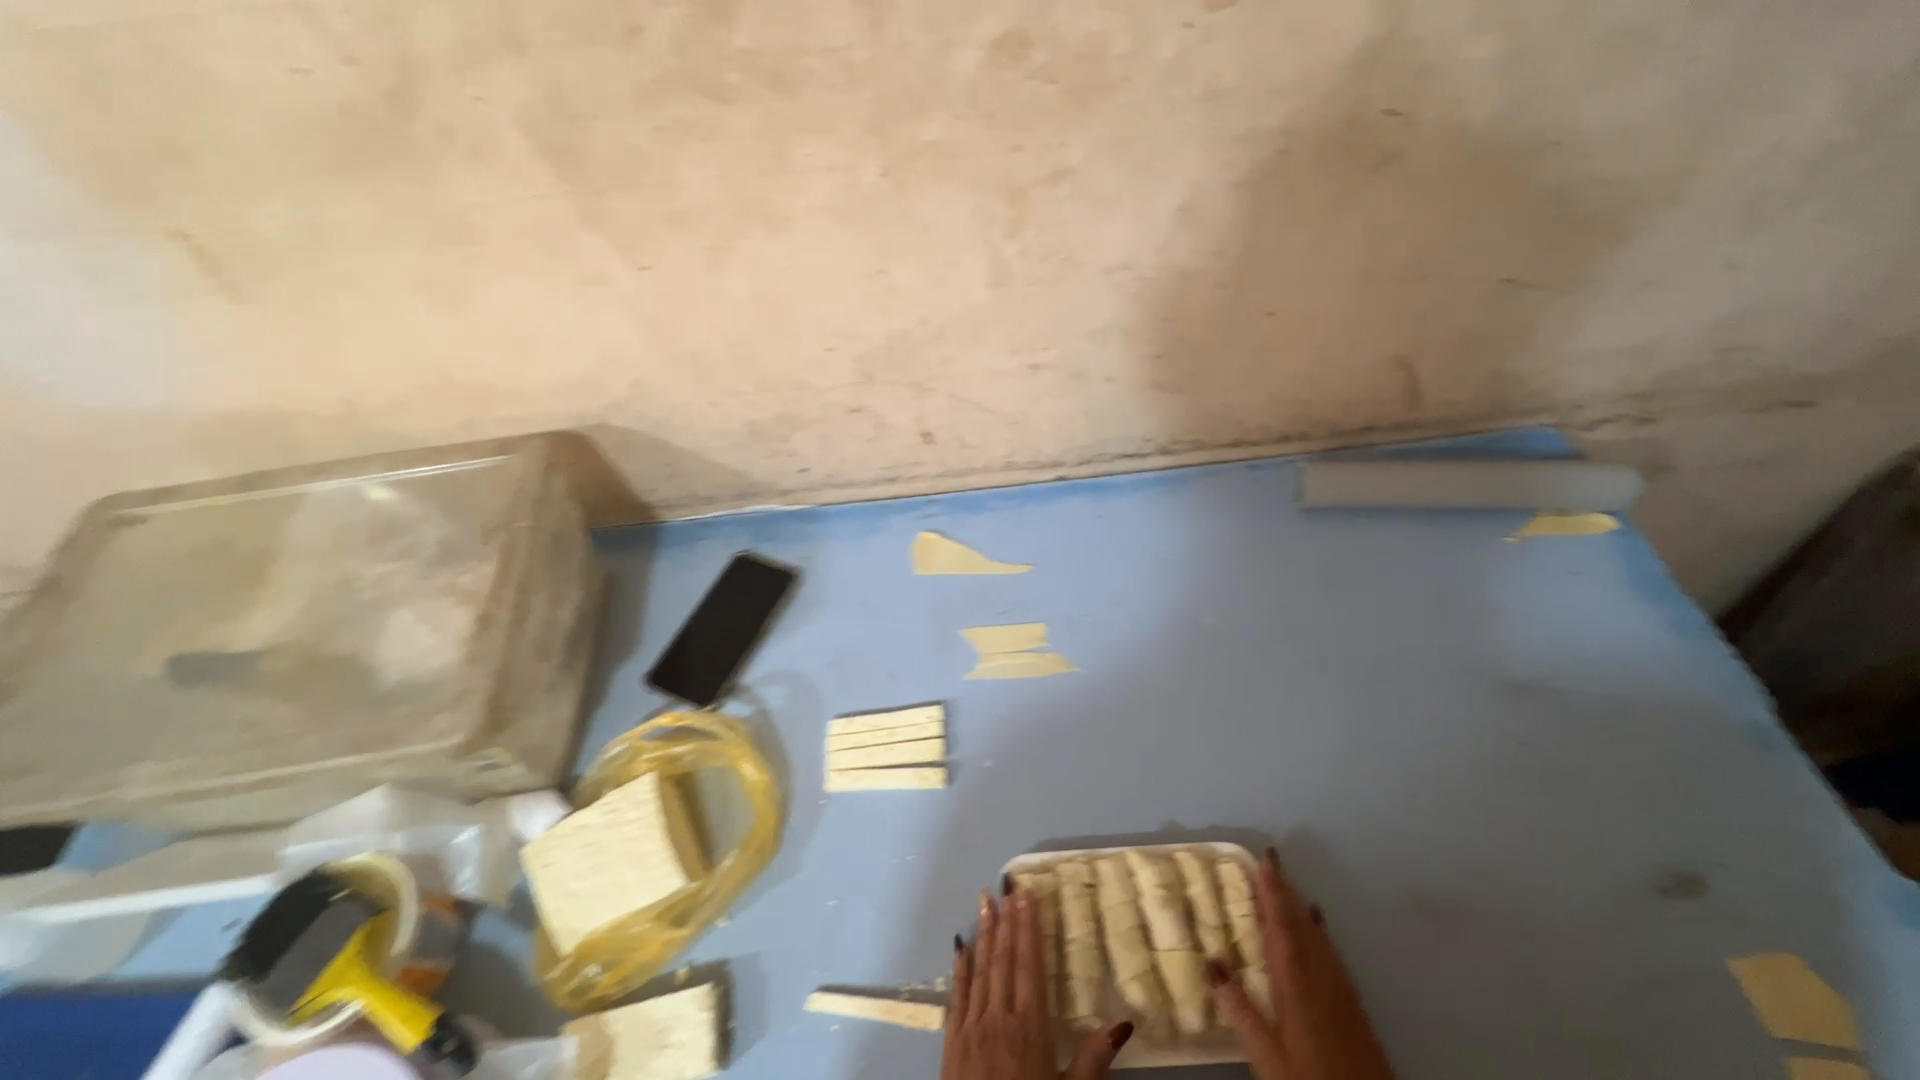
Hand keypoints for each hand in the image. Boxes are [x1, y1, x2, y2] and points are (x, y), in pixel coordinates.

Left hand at [944, 883, 1133, 1079]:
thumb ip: (1093, 1059)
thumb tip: (1124, 1022)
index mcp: (1031, 1027)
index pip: (1030, 966)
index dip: (1029, 928)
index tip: (1029, 896)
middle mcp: (1000, 1017)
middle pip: (1004, 959)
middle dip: (1007, 921)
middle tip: (1007, 886)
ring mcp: (972, 1026)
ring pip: (980, 969)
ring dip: (984, 933)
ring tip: (985, 900)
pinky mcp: (951, 1040)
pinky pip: (957, 995)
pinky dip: (960, 967)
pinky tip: (960, 945)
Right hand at [1207, 848, 1394, 1079]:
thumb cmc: (1308, 1075)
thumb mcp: (1264, 1050)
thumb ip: (1238, 1007)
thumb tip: (1209, 961)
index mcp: (1294, 980)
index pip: (1280, 923)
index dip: (1272, 889)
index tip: (1264, 857)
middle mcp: (1319, 973)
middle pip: (1300, 921)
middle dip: (1284, 888)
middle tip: (1271, 858)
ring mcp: (1338, 984)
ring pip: (1316, 932)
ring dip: (1299, 904)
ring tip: (1286, 882)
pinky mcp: (1350, 997)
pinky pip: (1329, 948)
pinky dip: (1318, 927)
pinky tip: (1317, 923)